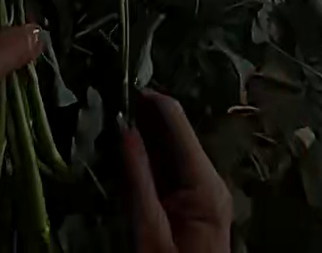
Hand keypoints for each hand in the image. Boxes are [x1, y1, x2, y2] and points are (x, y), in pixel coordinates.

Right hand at [123, 90, 232, 252]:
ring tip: (116, 115)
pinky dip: (150, 152)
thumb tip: (125, 126)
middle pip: (175, 129)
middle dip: (145, 114)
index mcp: (204, 182)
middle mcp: (209, 176)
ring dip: (146, 130)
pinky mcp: (195, 199)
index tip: (121, 87)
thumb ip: (138, 178)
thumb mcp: (150, 233)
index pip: (177, 120)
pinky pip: (171, 164)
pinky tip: (129, 145)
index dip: (151, 100)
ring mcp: (204, 188)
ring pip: (172, 144)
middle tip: (112, 101)